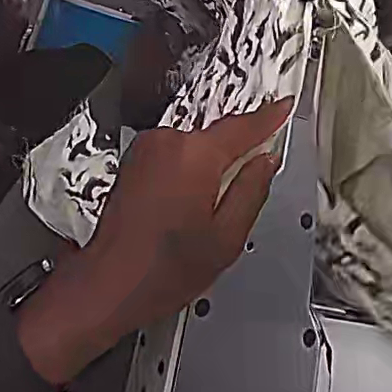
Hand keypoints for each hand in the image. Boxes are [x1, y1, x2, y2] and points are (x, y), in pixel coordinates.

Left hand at [17, 98, 294, 382]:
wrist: (107, 285)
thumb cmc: (159, 270)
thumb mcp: (227, 237)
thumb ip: (253, 189)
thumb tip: (266, 162)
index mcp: (195, 156)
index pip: (244, 126)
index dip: (270, 116)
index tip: (284, 106)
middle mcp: (168, 142)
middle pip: (219, 136)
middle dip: (237, 154)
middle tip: (244, 189)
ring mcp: (148, 148)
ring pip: (197, 145)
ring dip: (211, 165)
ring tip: (205, 211)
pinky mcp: (135, 158)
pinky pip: (176, 152)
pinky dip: (189, 169)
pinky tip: (185, 206)